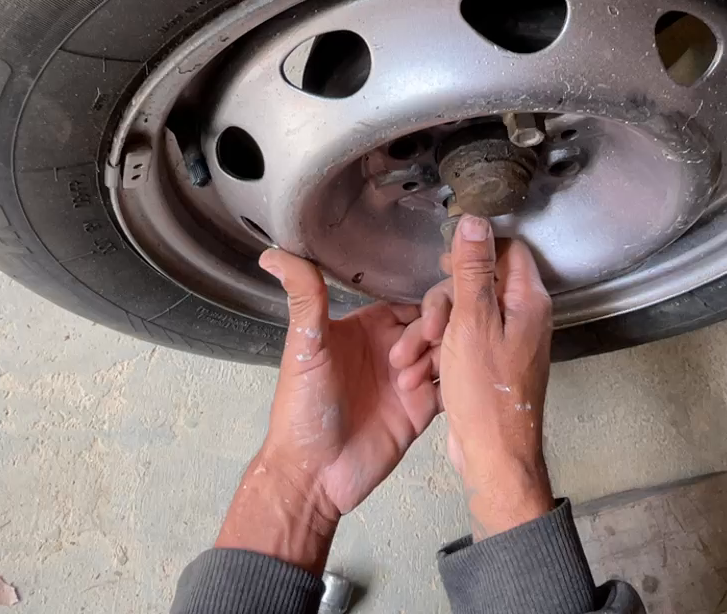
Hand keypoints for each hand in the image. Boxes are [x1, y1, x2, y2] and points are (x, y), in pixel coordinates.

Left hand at [216, 247, 441, 571]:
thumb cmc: (305, 406)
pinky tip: (443, 390)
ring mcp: (413, 377)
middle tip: (407, 358)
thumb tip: (271, 252)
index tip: (428, 312)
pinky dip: (455, 381)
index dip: (425, 300)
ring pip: (448, 349)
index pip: (411, 298)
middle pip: (436, 321)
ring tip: (409, 382)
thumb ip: (304, 295)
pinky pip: (452, 383)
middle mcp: (396, 345)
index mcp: (372, 325)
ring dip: (437, 359)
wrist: (315, 475)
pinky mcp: (425, 408)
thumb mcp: (305, 344)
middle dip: (432, 331)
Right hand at [389, 215, 555, 537]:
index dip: (475, 251)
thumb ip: (472, 269)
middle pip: (478, 284)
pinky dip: (438, 354)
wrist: (493, 458)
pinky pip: (460, 343)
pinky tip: (417, 374)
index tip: (446, 266)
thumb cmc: (486, 391)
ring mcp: (506, 342)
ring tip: (409, 360)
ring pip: (462, 315)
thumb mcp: (472, 321)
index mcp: (528, 300)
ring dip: (431, 333)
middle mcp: (522, 316)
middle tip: (426, 328)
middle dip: (442, 303)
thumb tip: (476, 220)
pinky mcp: (489, 364)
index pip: (507, 250)